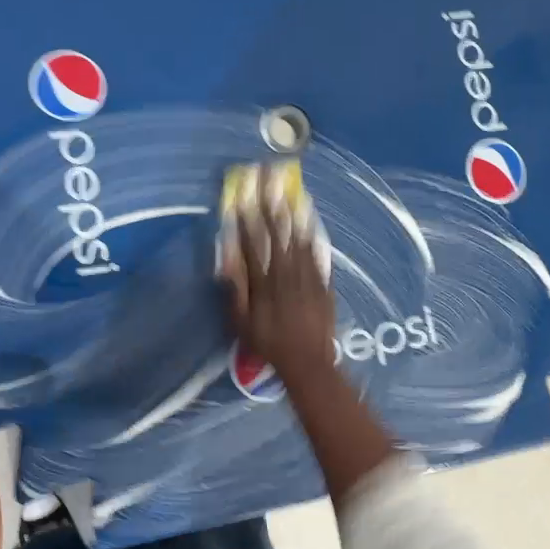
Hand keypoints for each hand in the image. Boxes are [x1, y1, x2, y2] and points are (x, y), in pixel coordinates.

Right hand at [218, 163, 335, 382]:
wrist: (308, 363)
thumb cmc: (270, 345)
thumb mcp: (242, 324)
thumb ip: (235, 292)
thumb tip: (226, 262)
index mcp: (263, 283)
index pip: (252, 244)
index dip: (246, 221)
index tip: (241, 199)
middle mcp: (286, 274)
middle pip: (276, 235)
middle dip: (270, 208)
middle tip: (267, 185)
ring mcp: (307, 277)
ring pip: (298, 240)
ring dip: (292, 215)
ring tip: (289, 193)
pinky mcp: (324, 283)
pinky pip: (317, 254)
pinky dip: (313, 236)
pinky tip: (310, 222)